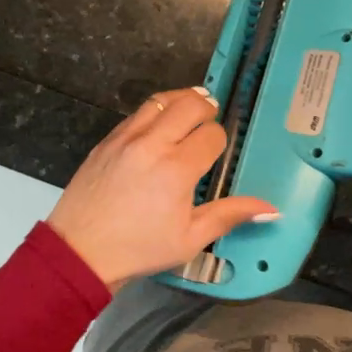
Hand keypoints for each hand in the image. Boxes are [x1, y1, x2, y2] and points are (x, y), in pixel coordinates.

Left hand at [47, 87, 278, 290]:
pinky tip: (159, 125)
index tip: (215, 157)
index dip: (220, 142)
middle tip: (209, 122)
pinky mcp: (107, 140)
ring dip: (181, 101)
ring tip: (190, 111)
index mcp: (177, 170)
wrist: (79, 251)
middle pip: (191, 104)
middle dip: (207, 110)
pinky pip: (137, 113)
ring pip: (161, 100)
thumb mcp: (190, 239)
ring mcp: (126, 138)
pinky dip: (154, 111)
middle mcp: (153, 144)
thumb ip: (230, 215)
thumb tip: (272, 210)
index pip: (212, 135)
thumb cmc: (139, 249)